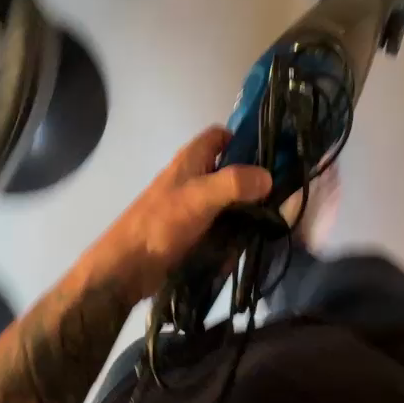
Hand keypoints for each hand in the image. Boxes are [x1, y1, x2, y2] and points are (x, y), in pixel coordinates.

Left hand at [71, 127, 271, 304]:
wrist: (127, 267)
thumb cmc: (161, 222)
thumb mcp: (200, 197)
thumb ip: (235, 183)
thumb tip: (269, 177)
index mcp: (192, 158)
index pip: (222, 135)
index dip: (244, 140)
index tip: (270, 158)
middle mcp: (194, 177)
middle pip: (231, 172)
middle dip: (251, 189)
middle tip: (276, 204)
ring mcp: (193, 206)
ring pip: (229, 205)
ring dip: (242, 221)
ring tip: (259, 235)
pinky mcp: (192, 232)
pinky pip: (219, 231)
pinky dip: (228, 242)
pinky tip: (233, 256)